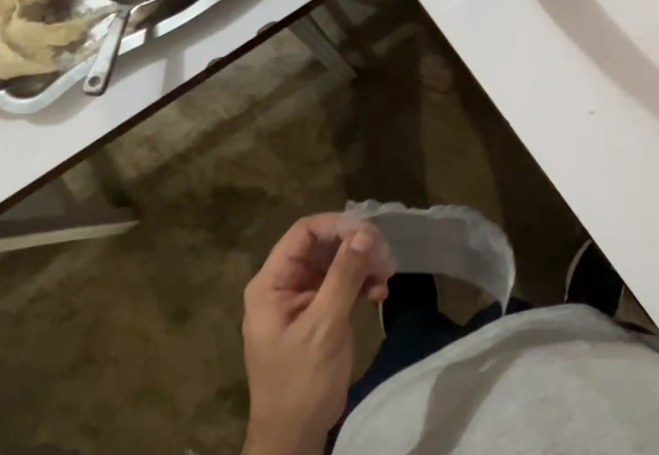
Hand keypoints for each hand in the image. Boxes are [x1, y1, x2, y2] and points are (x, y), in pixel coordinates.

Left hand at [241, 214, 394, 454]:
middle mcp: (283, 285)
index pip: (304, 233)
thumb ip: (343, 276)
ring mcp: (301, 300)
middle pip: (322, 246)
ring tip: (387, 276)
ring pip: (335, 263)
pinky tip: (380, 293)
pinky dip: (361, 284)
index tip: (373, 234)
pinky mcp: (318, 314)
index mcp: (271, 283)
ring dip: (363, 264)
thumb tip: (365, 233)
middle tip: (387, 258)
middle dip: (356, 246)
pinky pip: (341, 285)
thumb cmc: (301, 381)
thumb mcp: (324, 326)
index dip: (338, 225)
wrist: (294, 436)